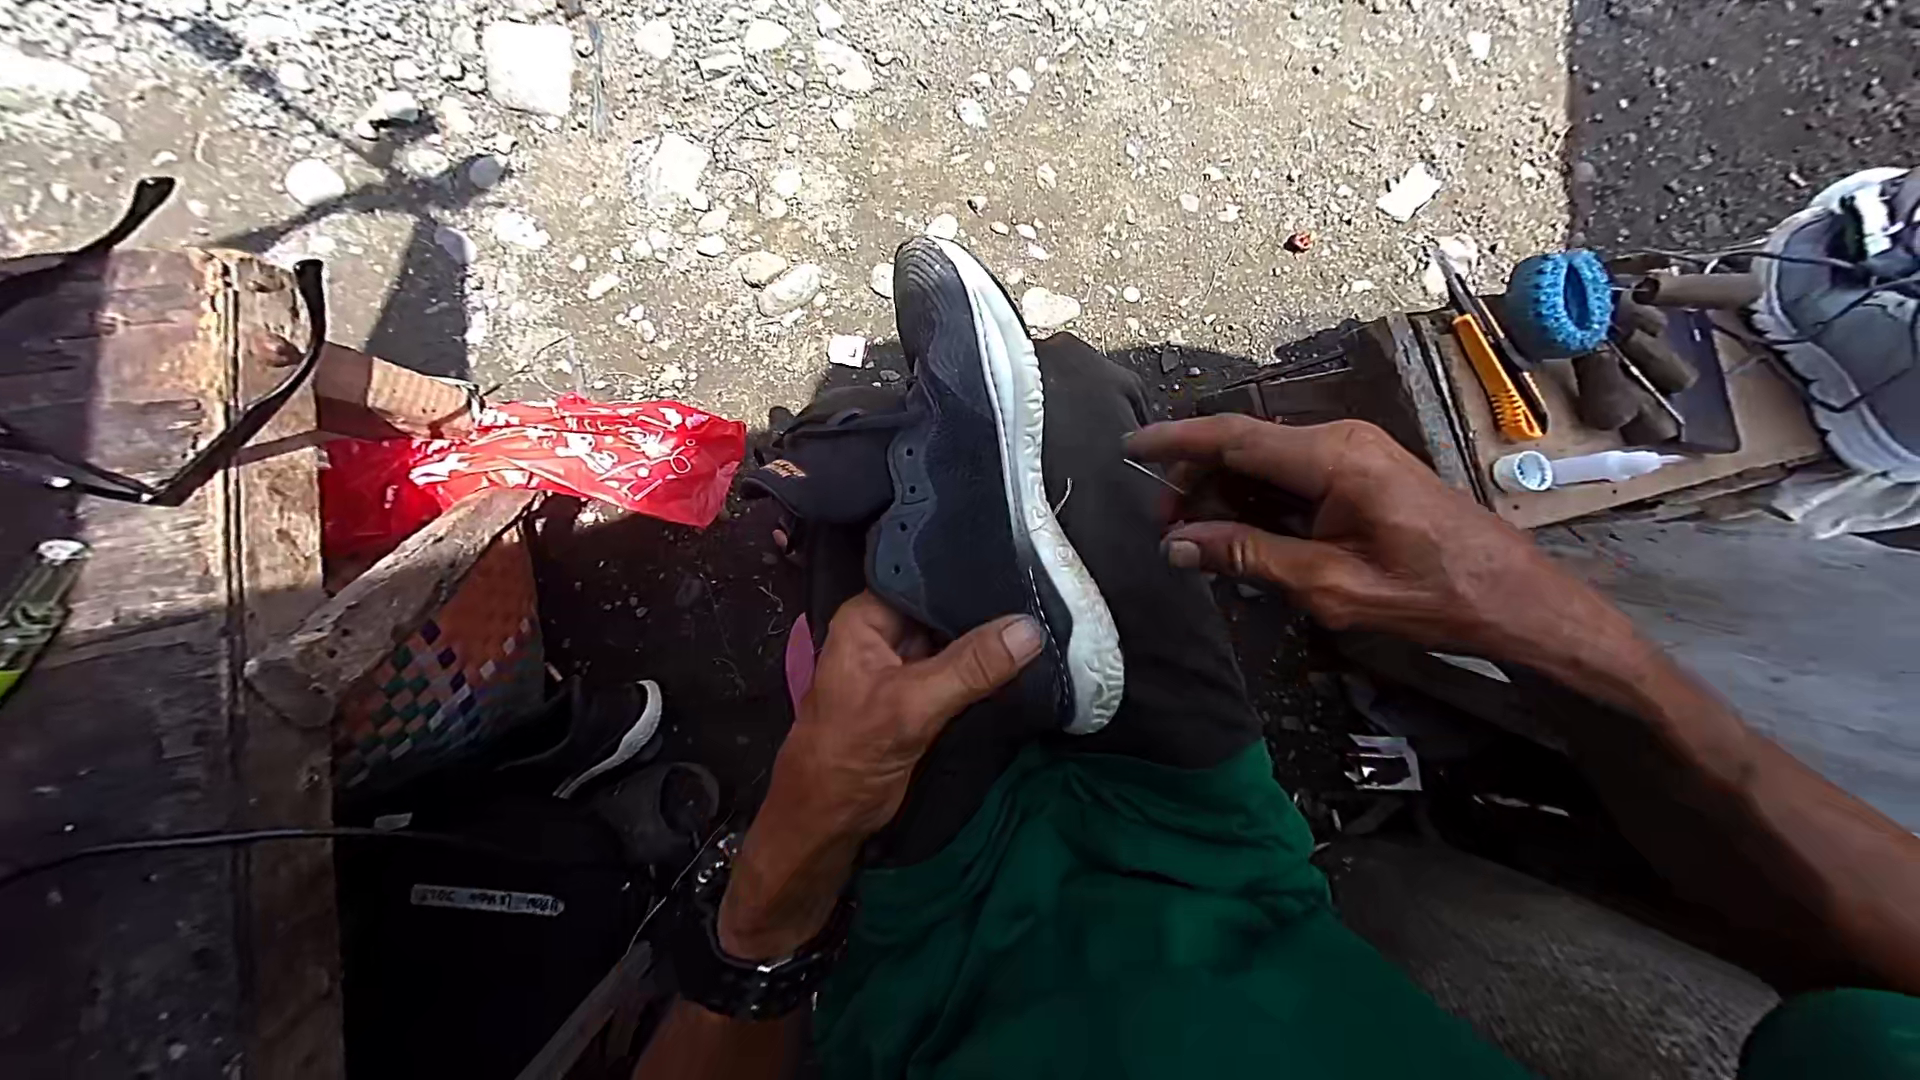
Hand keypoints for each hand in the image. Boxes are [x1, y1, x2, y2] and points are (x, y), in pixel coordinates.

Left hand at [718, 592, 1042, 958]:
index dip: (965, 571)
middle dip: (983, 604)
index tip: (1017, 563)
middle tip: (1038, 591)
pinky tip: (1021, 653)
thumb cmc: (851, 753)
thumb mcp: (913, 704)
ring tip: (1039, 614)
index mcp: (867, 618)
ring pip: (953, 637)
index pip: (921, 577)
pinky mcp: (922, 691)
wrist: (830, 821)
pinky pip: (959, 666)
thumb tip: (1029, 629)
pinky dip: (985, 665)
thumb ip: (971, 666)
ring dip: (988, 635)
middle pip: (941, 607)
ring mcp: (905, 662)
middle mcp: (884, 632)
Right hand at [1126, 416, 1635, 668]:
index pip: (1231, 437)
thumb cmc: (1432, 593)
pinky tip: (1238, 536)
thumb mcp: (1330, 584)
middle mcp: (1335, 440)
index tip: (1128, 448)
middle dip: (1191, 483)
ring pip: (1255, 460)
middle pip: (1237, 447)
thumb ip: (1249, 556)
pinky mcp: (1351, 469)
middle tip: (1169, 534)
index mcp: (1332, 458)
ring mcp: (1346, 451)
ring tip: (1200, 543)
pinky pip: (1279, 474)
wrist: (1518, 599)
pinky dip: (1248, 500)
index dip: (1173, 441)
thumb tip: (1178, 545)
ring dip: (1218, 496)